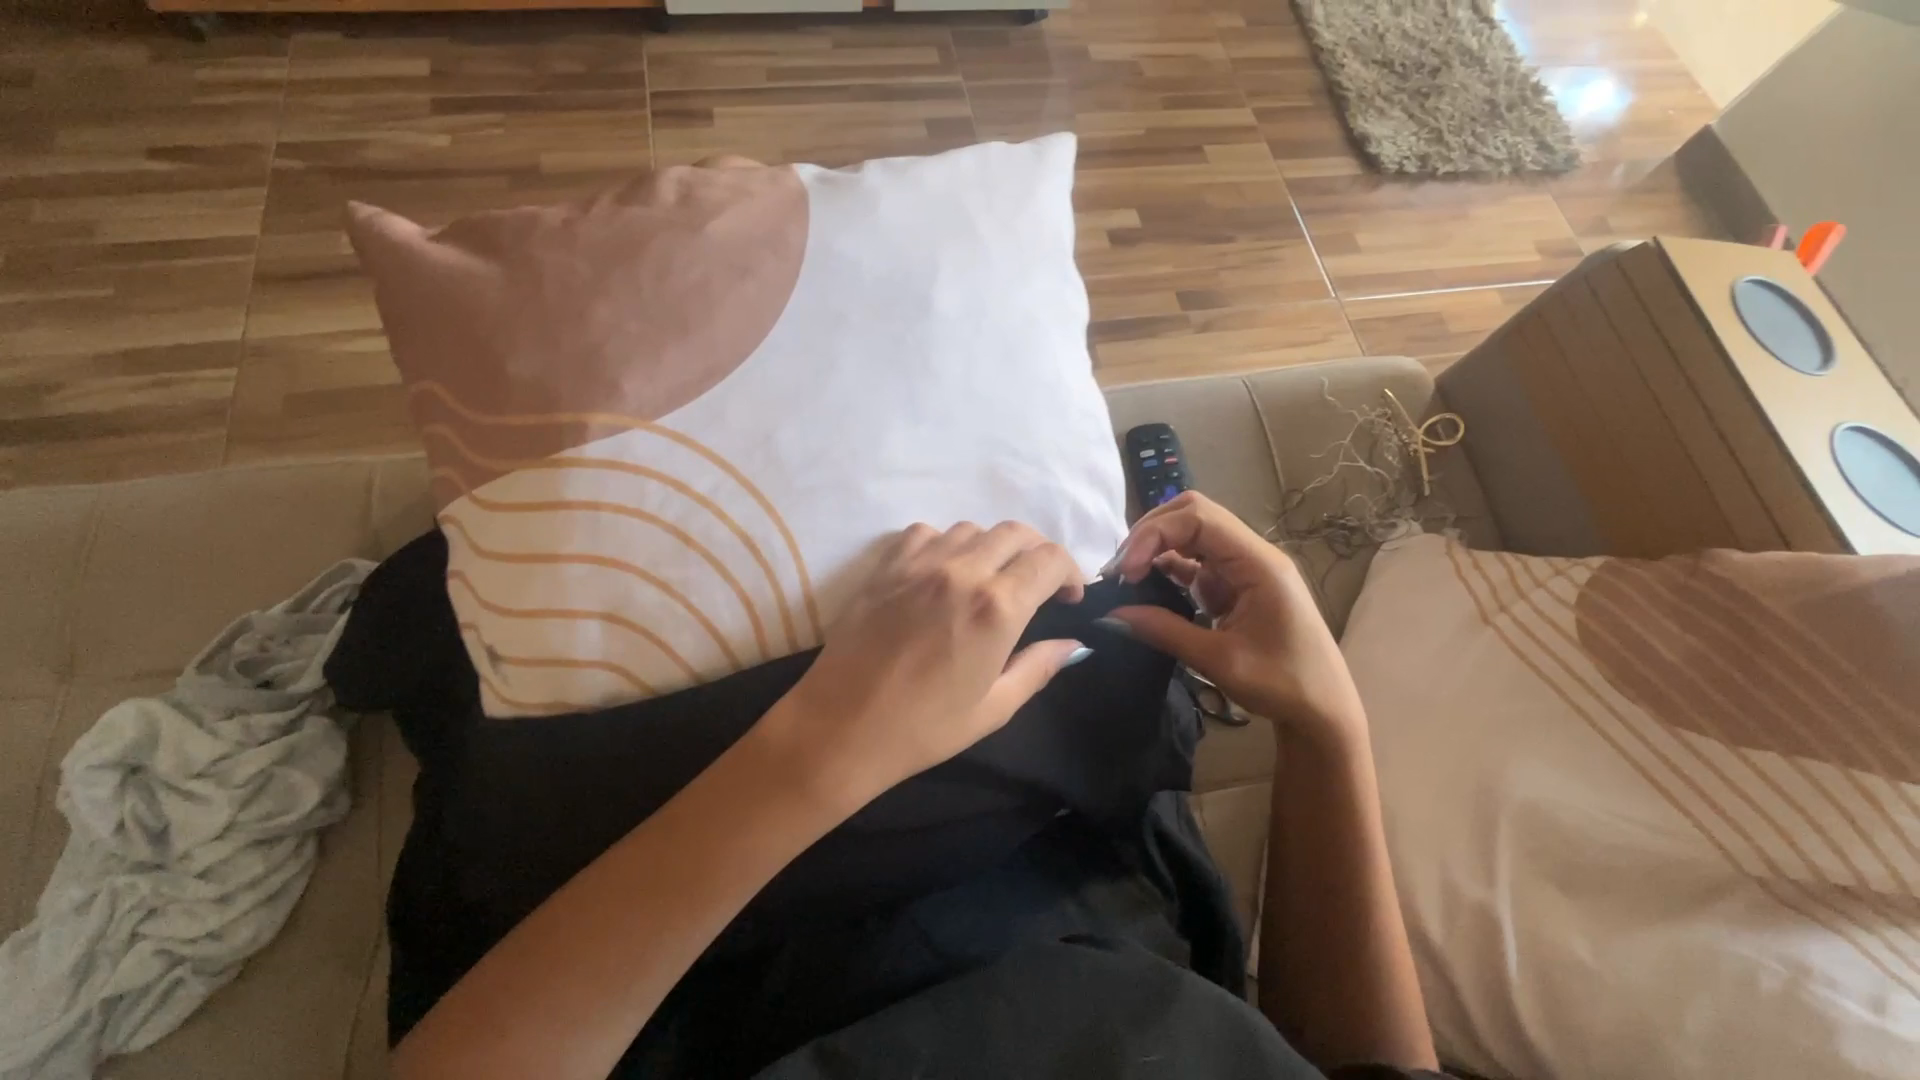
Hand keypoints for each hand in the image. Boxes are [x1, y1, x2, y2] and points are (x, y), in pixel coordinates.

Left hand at [763, 522, 1089, 808]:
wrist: (842, 727)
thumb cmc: (924, 728)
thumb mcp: (994, 707)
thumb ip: (1038, 667)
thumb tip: (1074, 644)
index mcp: (997, 608)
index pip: (1049, 559)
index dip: (1069, 572)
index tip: (1066, 597)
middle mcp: (962, 572)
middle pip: (1015, 533)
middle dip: (1036, 554)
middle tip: (1035, 586)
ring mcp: (919, 564)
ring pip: (971, 529)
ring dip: (991, 548)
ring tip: (987, 580)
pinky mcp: (886, 566)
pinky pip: (925, 532)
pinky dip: (945, 544)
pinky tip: (942, 573)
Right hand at [1100, 493, 1364, 746]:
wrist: (1323, 712)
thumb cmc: (1282, 685)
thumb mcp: (1219, 661)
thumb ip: (1164, 631)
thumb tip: (1111, 614)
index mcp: (1259, 563)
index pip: (1197, 518)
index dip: (1154, 535)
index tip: (1126, 572)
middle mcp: (1251, 555)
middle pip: (1193, 515)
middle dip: (1150, 533)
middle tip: (1120, 570)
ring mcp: (1243, 569)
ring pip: (1191, 535)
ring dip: (1156, 548)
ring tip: (1126, 577)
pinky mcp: (1234, 586)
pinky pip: (1195, 562)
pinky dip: (1166, 568)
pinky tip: (1145, 586)